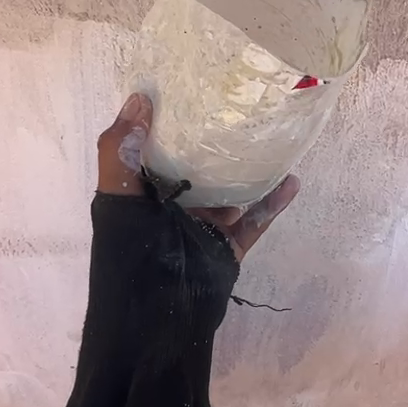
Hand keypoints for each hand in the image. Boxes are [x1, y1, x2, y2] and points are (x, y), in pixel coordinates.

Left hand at [96, 92, 299, 260]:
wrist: (153, 319)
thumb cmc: (129, 252)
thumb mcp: (116, 198)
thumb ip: (120, 151)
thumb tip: (139, 98)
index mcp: (145, 193)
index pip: (158, 148)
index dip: (171, 121)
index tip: (191, 86)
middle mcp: (175, 205)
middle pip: (201, 167)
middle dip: (218, 140)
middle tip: (241, 105)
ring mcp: (205, 225)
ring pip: (233, 190)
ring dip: (251, 168)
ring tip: (272, 136)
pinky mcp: (228, 245)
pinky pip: (255, 220)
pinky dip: (273, 202)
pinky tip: (291, 180)